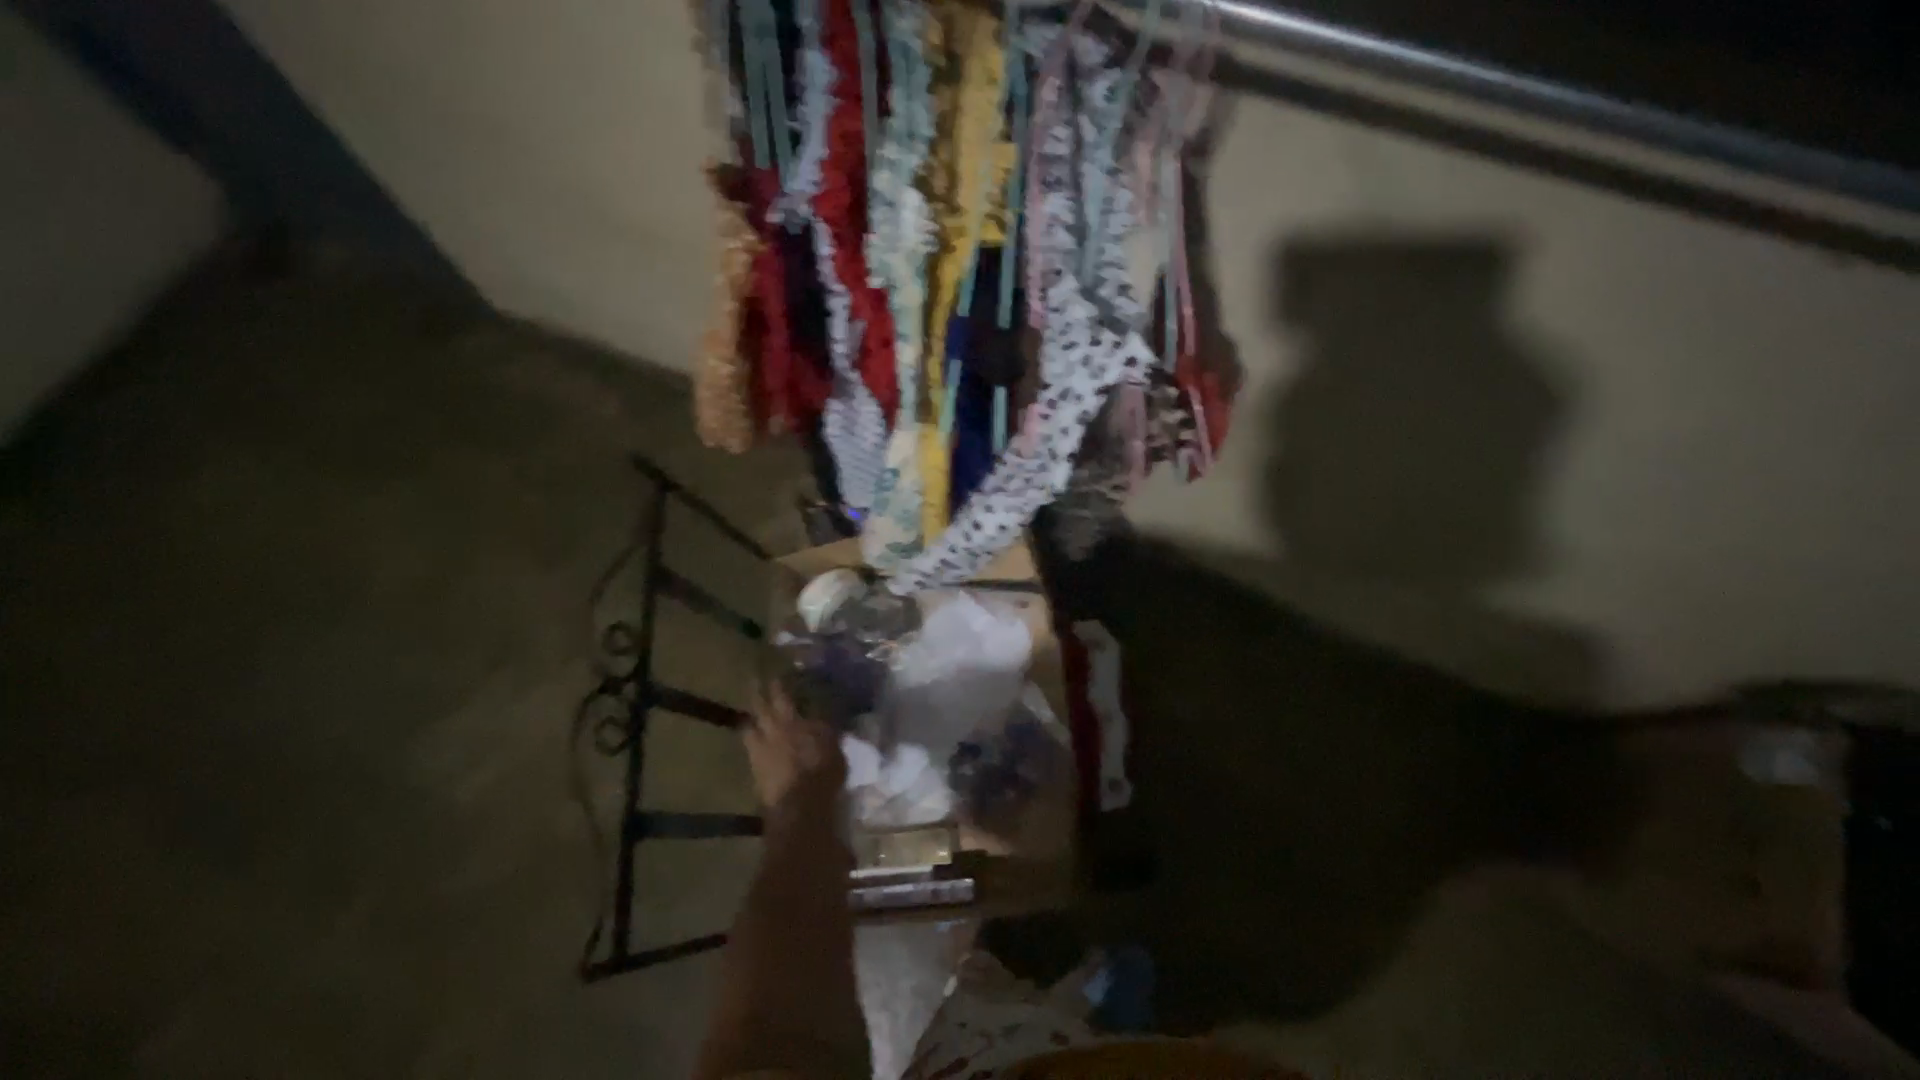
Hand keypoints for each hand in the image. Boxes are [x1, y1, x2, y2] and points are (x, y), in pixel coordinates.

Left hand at [744, 681, 845, 815]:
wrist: (799, 806)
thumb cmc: (823, 774)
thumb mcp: (834, 747)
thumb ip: (826, 731)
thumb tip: (822, 718)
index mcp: (792, 722)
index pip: (783, 696)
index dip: (778, 685)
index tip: (775, 675)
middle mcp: (772, 732)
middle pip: (761, 707)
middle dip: (757, 693)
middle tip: (753, 680)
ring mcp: (760, 751)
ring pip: (749, 728)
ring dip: (750, 719)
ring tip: (750, 714)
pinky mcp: (755, 770)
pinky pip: (750, 750)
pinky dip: (753, 742)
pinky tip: (755, 743)